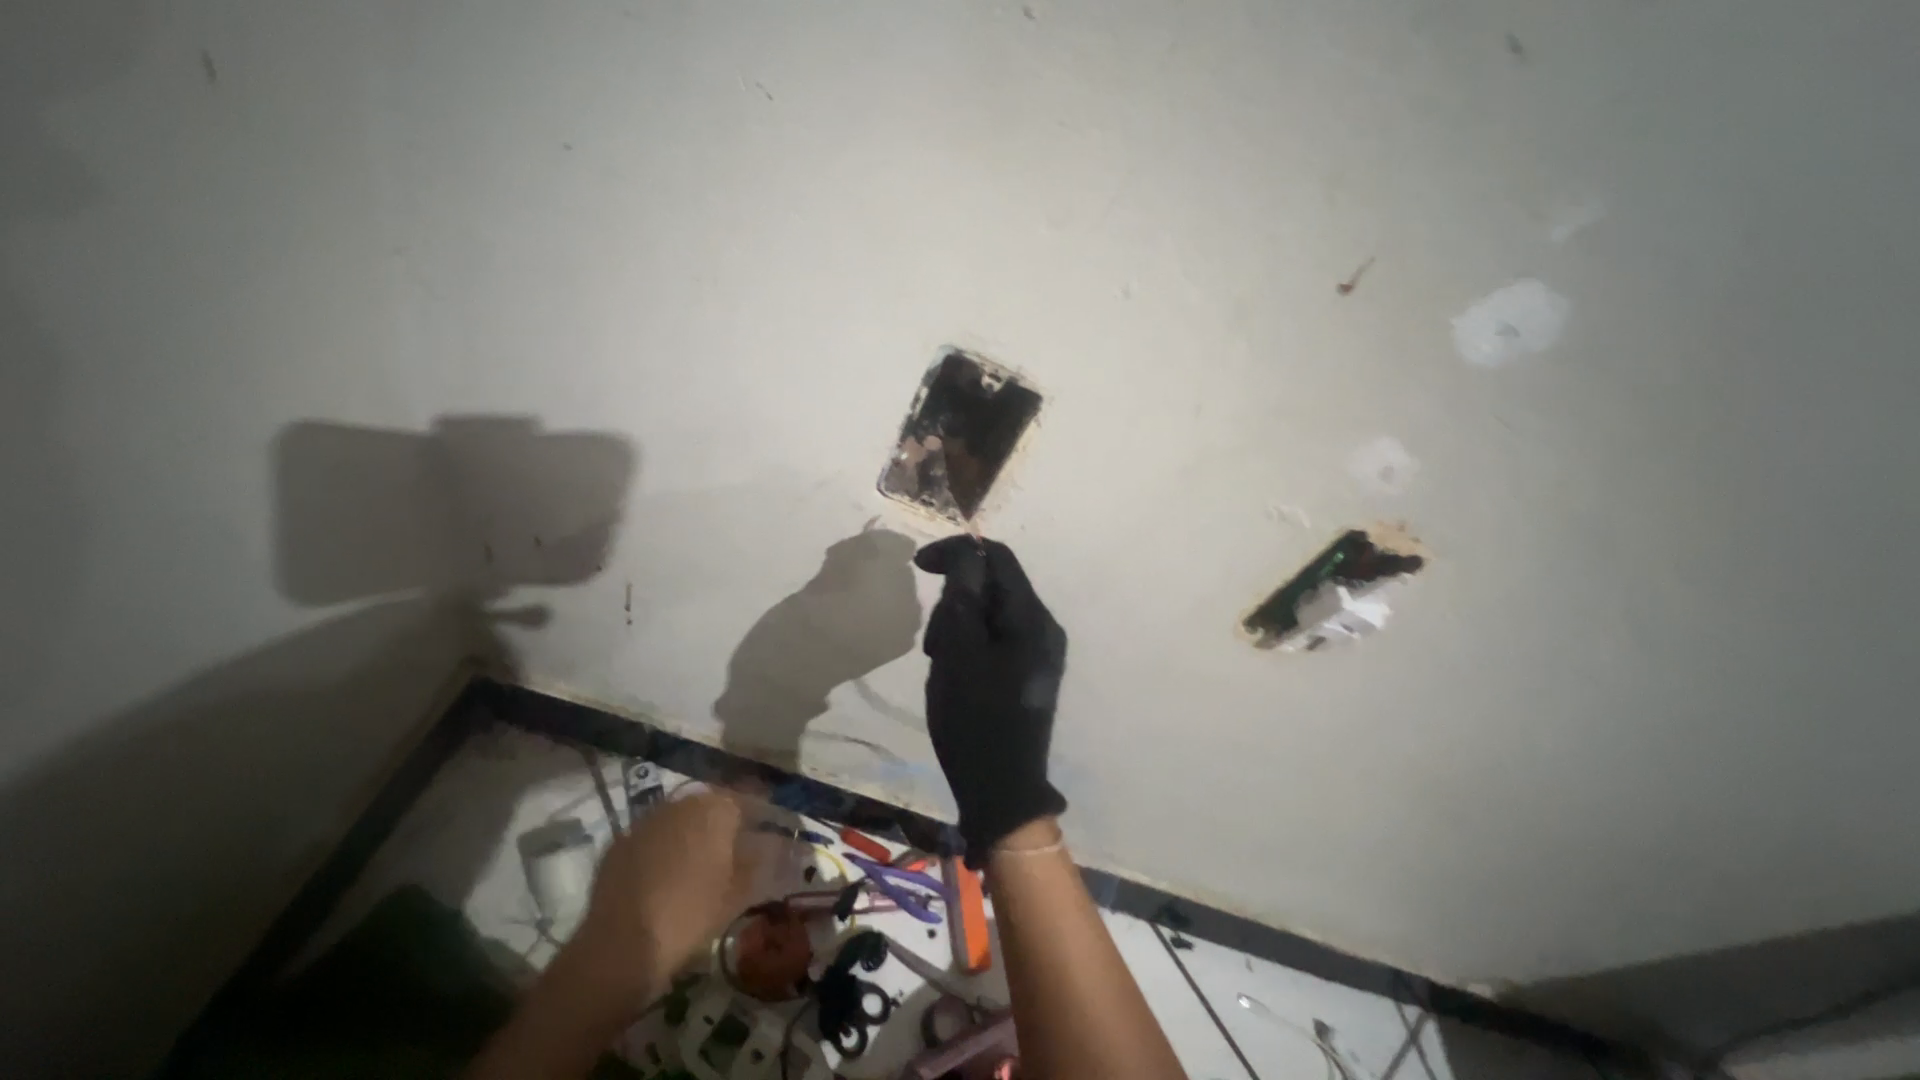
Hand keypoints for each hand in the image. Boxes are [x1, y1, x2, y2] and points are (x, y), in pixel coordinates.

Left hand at [561, 791, 758, 1010]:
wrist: (622, 944)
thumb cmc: (691, 915)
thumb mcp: (737, 893)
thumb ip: (756, 861)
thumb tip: (769, 844)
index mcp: (715, 810)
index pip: (746, 798)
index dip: (758, 812)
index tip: (766, 828)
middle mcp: (681, 804)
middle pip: (709, 803)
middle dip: (722, 821)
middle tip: (732, 847)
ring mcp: (645, 820)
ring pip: (677, 818)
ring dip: (690, 832)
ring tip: (698, 862)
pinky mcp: (619, 842)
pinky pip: (650, 837)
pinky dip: (661, 848)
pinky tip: (663, 874)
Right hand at [915, 537, 1068, 865]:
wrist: (1002, 789)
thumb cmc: (975, 719)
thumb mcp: (959, 652)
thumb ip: (963, 596)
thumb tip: (965, 553)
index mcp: (1032, 618)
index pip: (998, 558)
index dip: (956, 551)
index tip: (917, 565)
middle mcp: (1044, 628)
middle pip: (994, 585)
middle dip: (955, 599)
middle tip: (932, 643)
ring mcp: (1039, 652)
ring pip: (990, 613)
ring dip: (958, 625)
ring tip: (940, 663)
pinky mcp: (1028, 673)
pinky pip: (995, 639)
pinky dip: (968, 645)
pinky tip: (953, 674)